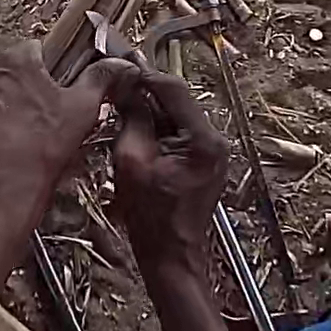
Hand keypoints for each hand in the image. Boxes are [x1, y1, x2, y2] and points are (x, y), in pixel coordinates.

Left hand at [0, 42, 133, 219]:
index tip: (53, 92)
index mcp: (17, 61)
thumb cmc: (40, 151)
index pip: (35, 50)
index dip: (47, 72)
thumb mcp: (80, 112)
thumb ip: (99, 80)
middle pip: (8, 71)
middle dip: (20, 89)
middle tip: (36, 118)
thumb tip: (119, 64)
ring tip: (13, 135)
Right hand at [112, 70, 228, 283]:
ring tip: (122, 118)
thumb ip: (132, 118)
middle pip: (176, 100)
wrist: (171, 258)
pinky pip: (177, 131)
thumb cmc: (151, 216)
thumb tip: (127, 87)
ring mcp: (212, 152)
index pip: (173, 88)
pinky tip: (136, 138)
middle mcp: (215, 141)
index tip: (118, 72)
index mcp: (204, 140)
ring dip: (148, 112)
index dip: (144, 76)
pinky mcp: (204, 161)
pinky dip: (156, 129)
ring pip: (175, 115)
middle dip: (144, 96)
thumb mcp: (132, 160)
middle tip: (115, 95)